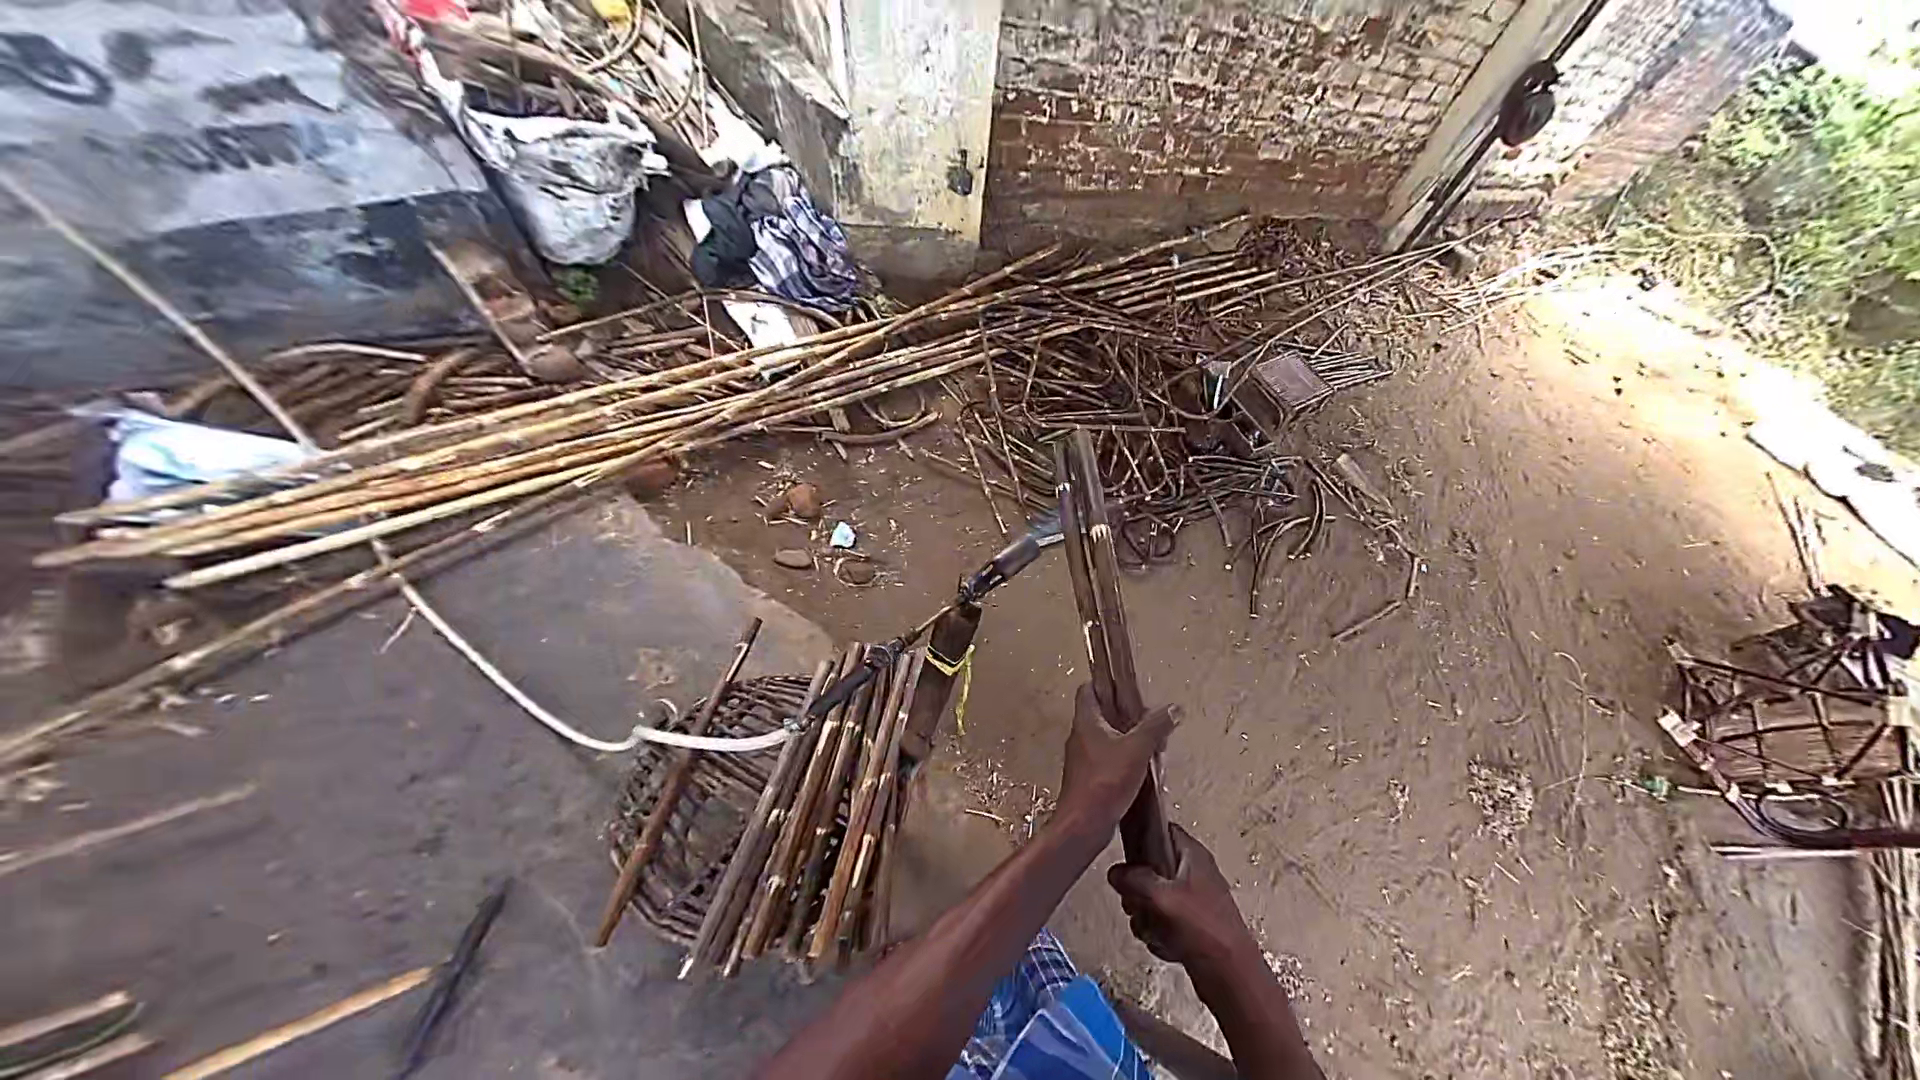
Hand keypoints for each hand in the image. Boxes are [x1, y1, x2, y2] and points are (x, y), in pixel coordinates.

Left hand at [1057, 683, 1176, 829]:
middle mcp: (1080, 735)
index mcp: (1086, 721)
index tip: (1128, 688)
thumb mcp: (1137, 749)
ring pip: (1106, 737)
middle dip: (1126, 715)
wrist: (1084, 824)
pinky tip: (1141, 769)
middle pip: (1101, 713)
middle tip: (1149, 721)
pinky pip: (1107, 758)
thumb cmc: (1105, 782)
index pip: (1088, 689)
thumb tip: (1173, 709)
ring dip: (1127, 739)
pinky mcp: (1088, 777)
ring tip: (1151, 747)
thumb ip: (1155, 727)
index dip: (1106, 683)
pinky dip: (1124, 758)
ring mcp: (1082, 757)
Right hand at [1107, 824, 1258, 972]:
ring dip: (1145, 913)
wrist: (1232, 978)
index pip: (1161, 828)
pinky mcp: (1192, 924)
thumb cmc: (1200, 927)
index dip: (1141, 837)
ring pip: (1153, 895)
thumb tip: (1115, 873)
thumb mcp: (1160, 896)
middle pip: (1151, 866)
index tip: (1127, 856)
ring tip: (1150, 927)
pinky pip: (1162, 919)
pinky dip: (1157, 931)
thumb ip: (1132, 879)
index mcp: (1192, 854)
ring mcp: (1193, 899)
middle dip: (1138, 887)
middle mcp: (1193, 872)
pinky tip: (1162, 943)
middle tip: (1137, 902)